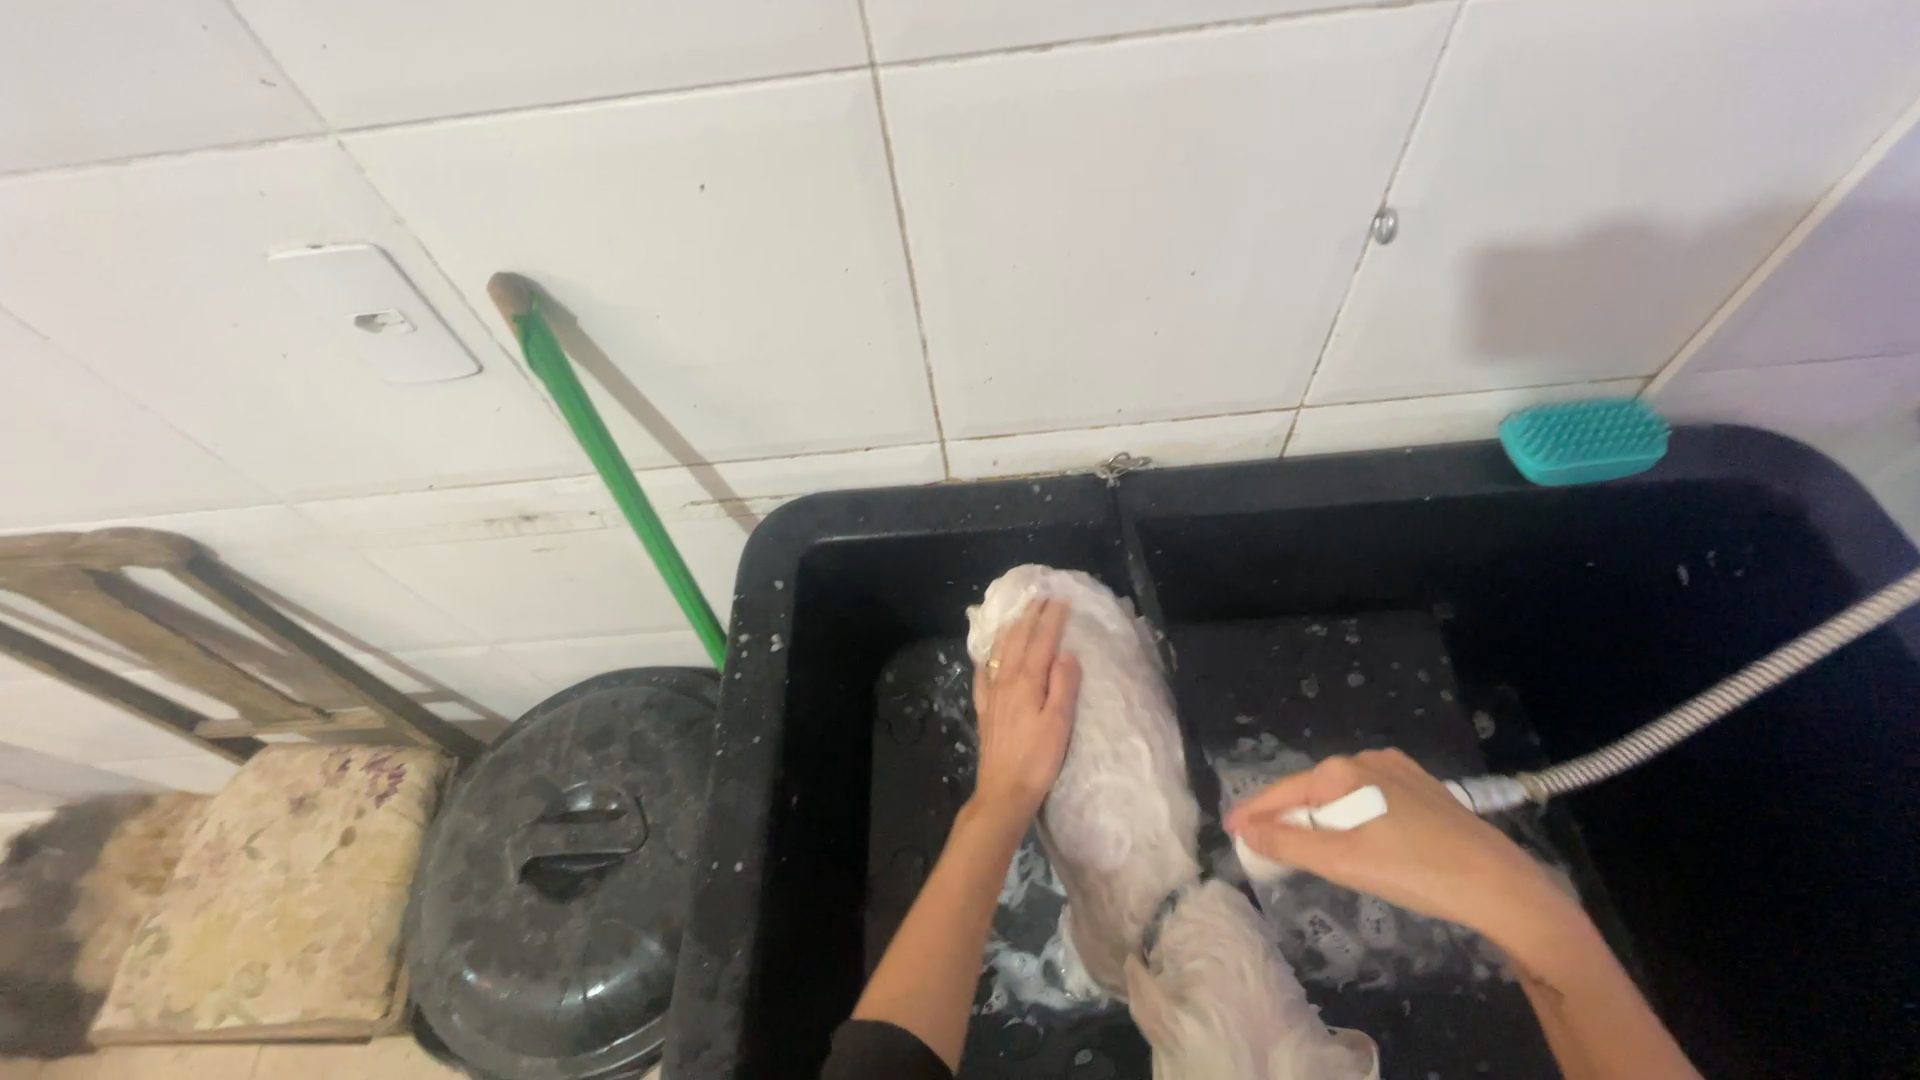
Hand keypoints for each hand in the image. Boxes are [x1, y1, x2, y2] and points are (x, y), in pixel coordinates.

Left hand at [970, 598, 1081, 824]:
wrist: (1003, 790)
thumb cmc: (1038, 759)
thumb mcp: (1059, 723)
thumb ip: (1063, 685)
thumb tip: (1066, 653)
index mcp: (1027, 681)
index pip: (1041, 641)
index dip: (1052, 620)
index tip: (1061, 600)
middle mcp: (1006, 681)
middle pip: (1017, 640)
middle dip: (1030, 616)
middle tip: (1040, 597)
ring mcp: (991, 694)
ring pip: (999, 652)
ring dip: (1010, 629)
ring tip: (1018, 615)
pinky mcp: (984, 709)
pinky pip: (983, 674)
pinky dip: (987, 657)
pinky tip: (987, 655)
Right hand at [1225, 749, 1577, 946]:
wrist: (1501, 885)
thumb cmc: (1414, 870)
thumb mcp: (1342, 863)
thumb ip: (1287, 845)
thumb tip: (1246, 831)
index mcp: (1340, 771)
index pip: (1282, 792)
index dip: (1254, 813)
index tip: (1231, 829)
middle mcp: (1365, 759)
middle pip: (1311, 792)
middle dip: (1288, 817)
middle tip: (1267, 846)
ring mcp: (1398, 770)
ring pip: (1341, 795)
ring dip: (1320, 819)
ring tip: (1308, 847)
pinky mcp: (1424, 787)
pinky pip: (1370, 798)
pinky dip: (1351, 816)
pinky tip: (1357, 839)